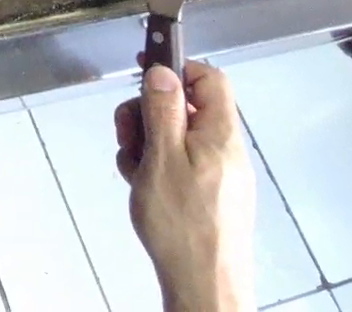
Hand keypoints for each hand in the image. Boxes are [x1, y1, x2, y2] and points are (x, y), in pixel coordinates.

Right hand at [114, 62, 254, 311]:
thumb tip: (164, 70)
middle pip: (184, 105)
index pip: (210, 79)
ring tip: (132, 165)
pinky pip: (177, 160)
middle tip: (126, 131)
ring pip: (175, 133)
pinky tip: (141, 182)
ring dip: (145, 139)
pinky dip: (154, 163)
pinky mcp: (208, 192)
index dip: (177, 67)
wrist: (203, 285)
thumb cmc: (180, 220)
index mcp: (220, 136)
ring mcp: (218, 172)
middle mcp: (225, 150)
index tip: (142, 70)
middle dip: (147, 110)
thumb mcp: (162, 157)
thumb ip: (163, 110)